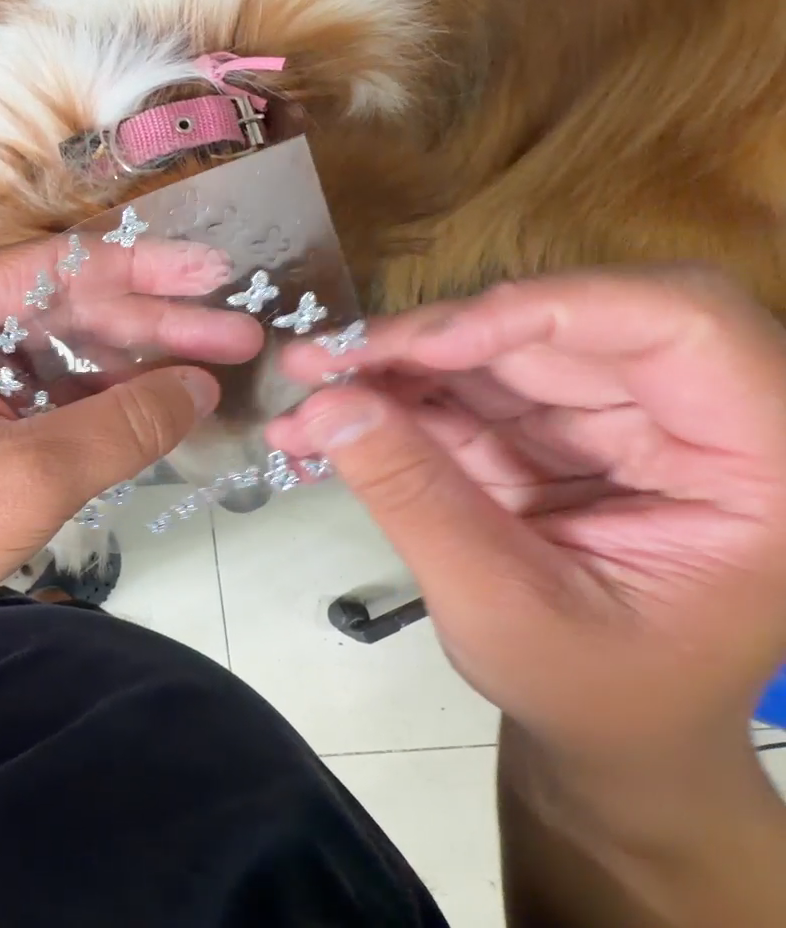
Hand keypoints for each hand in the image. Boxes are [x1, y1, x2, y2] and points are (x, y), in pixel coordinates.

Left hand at [0, 235, 264, 612]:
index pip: (46, 269)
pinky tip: (172, 396)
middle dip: (150, 320)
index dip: (137, 268)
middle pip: (64, 304)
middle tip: (237, 331)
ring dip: (141, 356)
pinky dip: (112, 390)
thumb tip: (203, 385)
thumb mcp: (35, 472)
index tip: (212, 272)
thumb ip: (124, 423)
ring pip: (68, 342)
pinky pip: (58, 380)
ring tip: (222, 362)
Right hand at [267, 270, 785, 759]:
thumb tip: (323, 407)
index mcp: (755, 462)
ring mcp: (611, 422)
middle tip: (315, 362)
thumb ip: (416, 499)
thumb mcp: (501, 603)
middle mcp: (690, 420)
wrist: (602, 727)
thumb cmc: (591, 686)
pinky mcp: (542, 434)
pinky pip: (455, 396)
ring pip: (492, 353)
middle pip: (557, 331)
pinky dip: (379, 407)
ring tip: (298, 396)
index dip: (542, 312)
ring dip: (385, 370)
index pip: (674, 328)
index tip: (420, 346)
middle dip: (425, 343)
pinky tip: (312, 428)